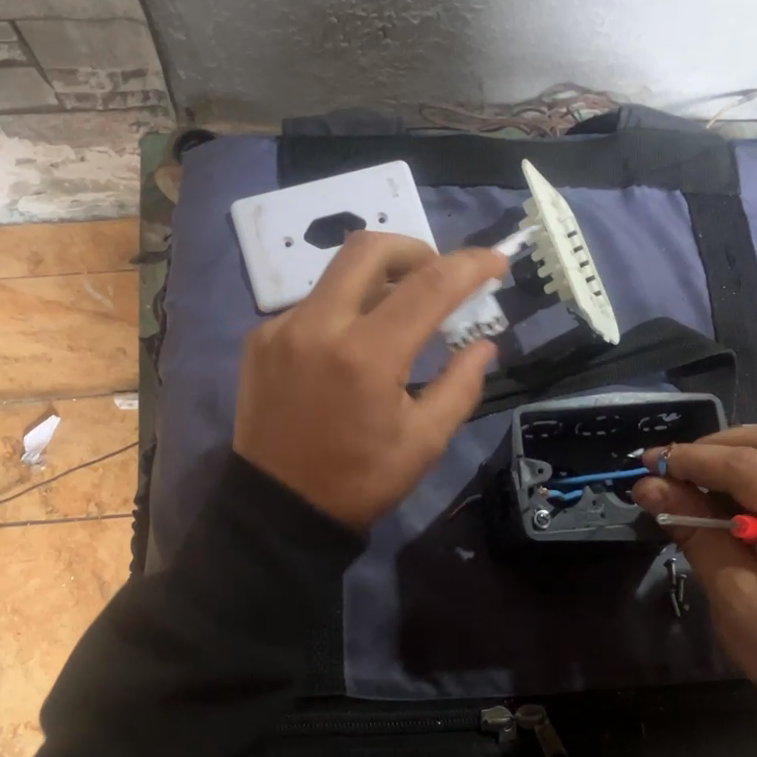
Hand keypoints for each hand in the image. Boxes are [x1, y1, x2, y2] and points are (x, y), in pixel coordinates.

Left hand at [234, 231, 507, 529]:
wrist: (277, 509)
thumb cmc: (359, 481)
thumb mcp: (424, 442)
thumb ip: (460, 385)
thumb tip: (484, 344)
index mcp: (367, 355)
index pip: (429, 285)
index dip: (470, 266)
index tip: (495, 261)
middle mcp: (319, 325)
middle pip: (369, 247)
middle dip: (415, 250)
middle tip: (438, 275)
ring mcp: (282, 328)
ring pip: (337, 274)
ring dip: (377, 282)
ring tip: (399, 317)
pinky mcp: (261, 339)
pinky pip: (312, 305)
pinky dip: (344, 312)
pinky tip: (352, 349)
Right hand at [632, 424, 756, 700]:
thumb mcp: (733, 594)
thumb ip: (695, 529)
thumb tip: (648, 484)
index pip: (751, 466)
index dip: (695, 459)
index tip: (652, 462)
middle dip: (717, 448)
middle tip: (672, 467)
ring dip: (742, 455)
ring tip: (700, 480)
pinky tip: (740, 493)